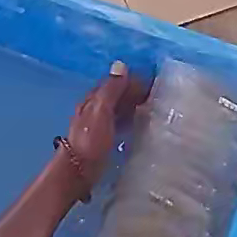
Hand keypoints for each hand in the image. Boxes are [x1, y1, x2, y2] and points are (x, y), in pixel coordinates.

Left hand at [64, 63, 148, 180]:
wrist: (79, 171)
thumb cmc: (91, 140)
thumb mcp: (101, 111)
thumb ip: (111, 90)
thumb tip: (120, 65)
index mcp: (92, 99)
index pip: (113, 82)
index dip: (132, 80)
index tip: (154, 83)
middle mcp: (93, 109)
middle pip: (115, 95)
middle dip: (134, 92)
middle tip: (157, 96)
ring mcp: (97, 125)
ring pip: (117, 108)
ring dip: (133, 105)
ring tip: (153, 109)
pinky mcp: (103, 139)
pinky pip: (119, 121)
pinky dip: (130, 118)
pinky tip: (140, 125)